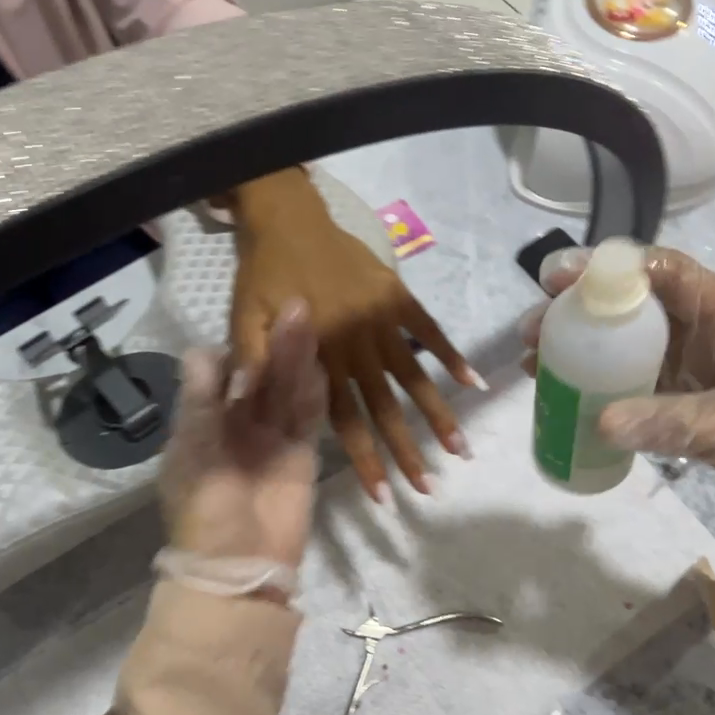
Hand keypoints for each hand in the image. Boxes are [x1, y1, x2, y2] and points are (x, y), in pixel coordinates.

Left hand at [160, 301, 325, 566]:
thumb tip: (205, 348)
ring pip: (286, 390)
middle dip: (275, 344)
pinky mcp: (301, 455)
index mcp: (203, 420)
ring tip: (311, 322)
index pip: (220, 371)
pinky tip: (323, 362)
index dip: (237, 350)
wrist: (239, 567)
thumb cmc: (204, 509)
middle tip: (295, 307)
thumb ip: (201, 401)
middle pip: (259, 376)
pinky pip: (308, 417)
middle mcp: (237, 423)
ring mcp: (270, 438)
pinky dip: (315, 391)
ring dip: (298, 359)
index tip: (251, 330)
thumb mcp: (192, 453)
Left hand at [227, 169, 479, 501]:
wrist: (287, 218)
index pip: (343, 418)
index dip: (363, 458)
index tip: (383, 496)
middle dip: (406, 450)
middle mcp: (354, 341)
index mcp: (318, 354)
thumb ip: (249, 358)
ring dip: (437, 413)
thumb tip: (247, 403)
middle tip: (430, 487)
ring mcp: (380, 318)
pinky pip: (428, 329)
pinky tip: (473, 383)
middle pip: (384, 406)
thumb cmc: (261, 274)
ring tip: (460, 450)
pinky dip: (450, 355)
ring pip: (412, 375)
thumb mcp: (242, 317)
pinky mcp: (396, 296)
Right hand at [521, 246, 714, 517]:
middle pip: (634, 305)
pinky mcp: (677, 398)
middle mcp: (705, 332)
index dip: (614, 268)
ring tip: (533, 357)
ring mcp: (689, 365)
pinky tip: (557, 389)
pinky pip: (625, 379)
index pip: (669, 274)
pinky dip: (591, 381)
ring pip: (624, 341)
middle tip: (534, 327)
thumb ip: (675, 423)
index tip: (562, 277)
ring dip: (578, 344)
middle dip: (580, 309)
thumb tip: (601, 421)